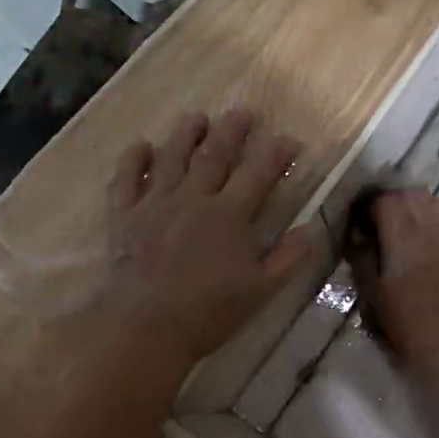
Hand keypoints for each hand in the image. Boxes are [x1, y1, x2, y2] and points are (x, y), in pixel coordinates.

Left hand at [103, 110, 319, 362]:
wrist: (146, 327)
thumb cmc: (210, 310)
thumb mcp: (262, 289)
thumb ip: (289, 256)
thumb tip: (314, 227)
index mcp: (231, 216)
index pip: (259, 174)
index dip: (276, 154)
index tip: (289, 138)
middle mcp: (194, 199)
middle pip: (215, 156)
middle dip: (232, 131)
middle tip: (242, 111)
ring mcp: (155, 204)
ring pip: (173, 159)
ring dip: (186, 135)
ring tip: (197, 116)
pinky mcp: (124, 217)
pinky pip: (125, 180)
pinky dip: (132, 160)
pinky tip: (140, 144)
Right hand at [369, 190, 438, 367]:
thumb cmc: (403, 313)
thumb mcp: (369, 287)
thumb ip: (361, 255)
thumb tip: (356, 239)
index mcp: (399, 223)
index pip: (379, 199)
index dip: (364, 210)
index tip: (356, 226)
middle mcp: (425, 215)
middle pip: (406, 194)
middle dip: (390, 205)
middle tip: (377, 227)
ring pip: (428, 200)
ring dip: (413, 208)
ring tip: (402, 230)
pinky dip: (432, 219)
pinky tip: (426, 239)